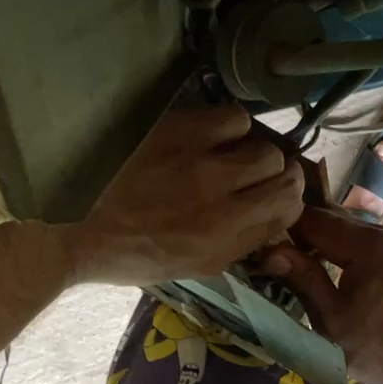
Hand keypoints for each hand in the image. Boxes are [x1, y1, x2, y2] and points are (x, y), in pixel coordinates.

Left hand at [62, 104, 304, 285]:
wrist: (91, 233)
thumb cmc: (148, 257)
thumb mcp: (204, 266)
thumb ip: (247, 242)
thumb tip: (281, 213)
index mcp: (225, 235)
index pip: (288, 204)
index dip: (291, 197)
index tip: (280, 194)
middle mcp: (217, 196)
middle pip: (279, 168)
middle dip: (276, 173)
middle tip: (260, 175)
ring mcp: (196, 160)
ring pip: (260, 141)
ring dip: (254, 149)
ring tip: (236, 156)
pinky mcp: (177, 132)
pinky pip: (230, 117)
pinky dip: (232, 127)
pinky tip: (216, 139)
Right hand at [261, 206, 382, 383]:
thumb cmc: (376, 348)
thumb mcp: (330, 318)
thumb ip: (302, 279)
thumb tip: (268, 252)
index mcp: (369, 245)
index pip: (314, 219)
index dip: (283, 226)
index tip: (257, 240)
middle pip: (333, 218)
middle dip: (300, 231)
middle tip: (269, 249)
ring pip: (348, 228)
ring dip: (319, 239)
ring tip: (291, 258)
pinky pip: (363, 240)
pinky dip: (340, 247)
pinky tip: (323, 265)